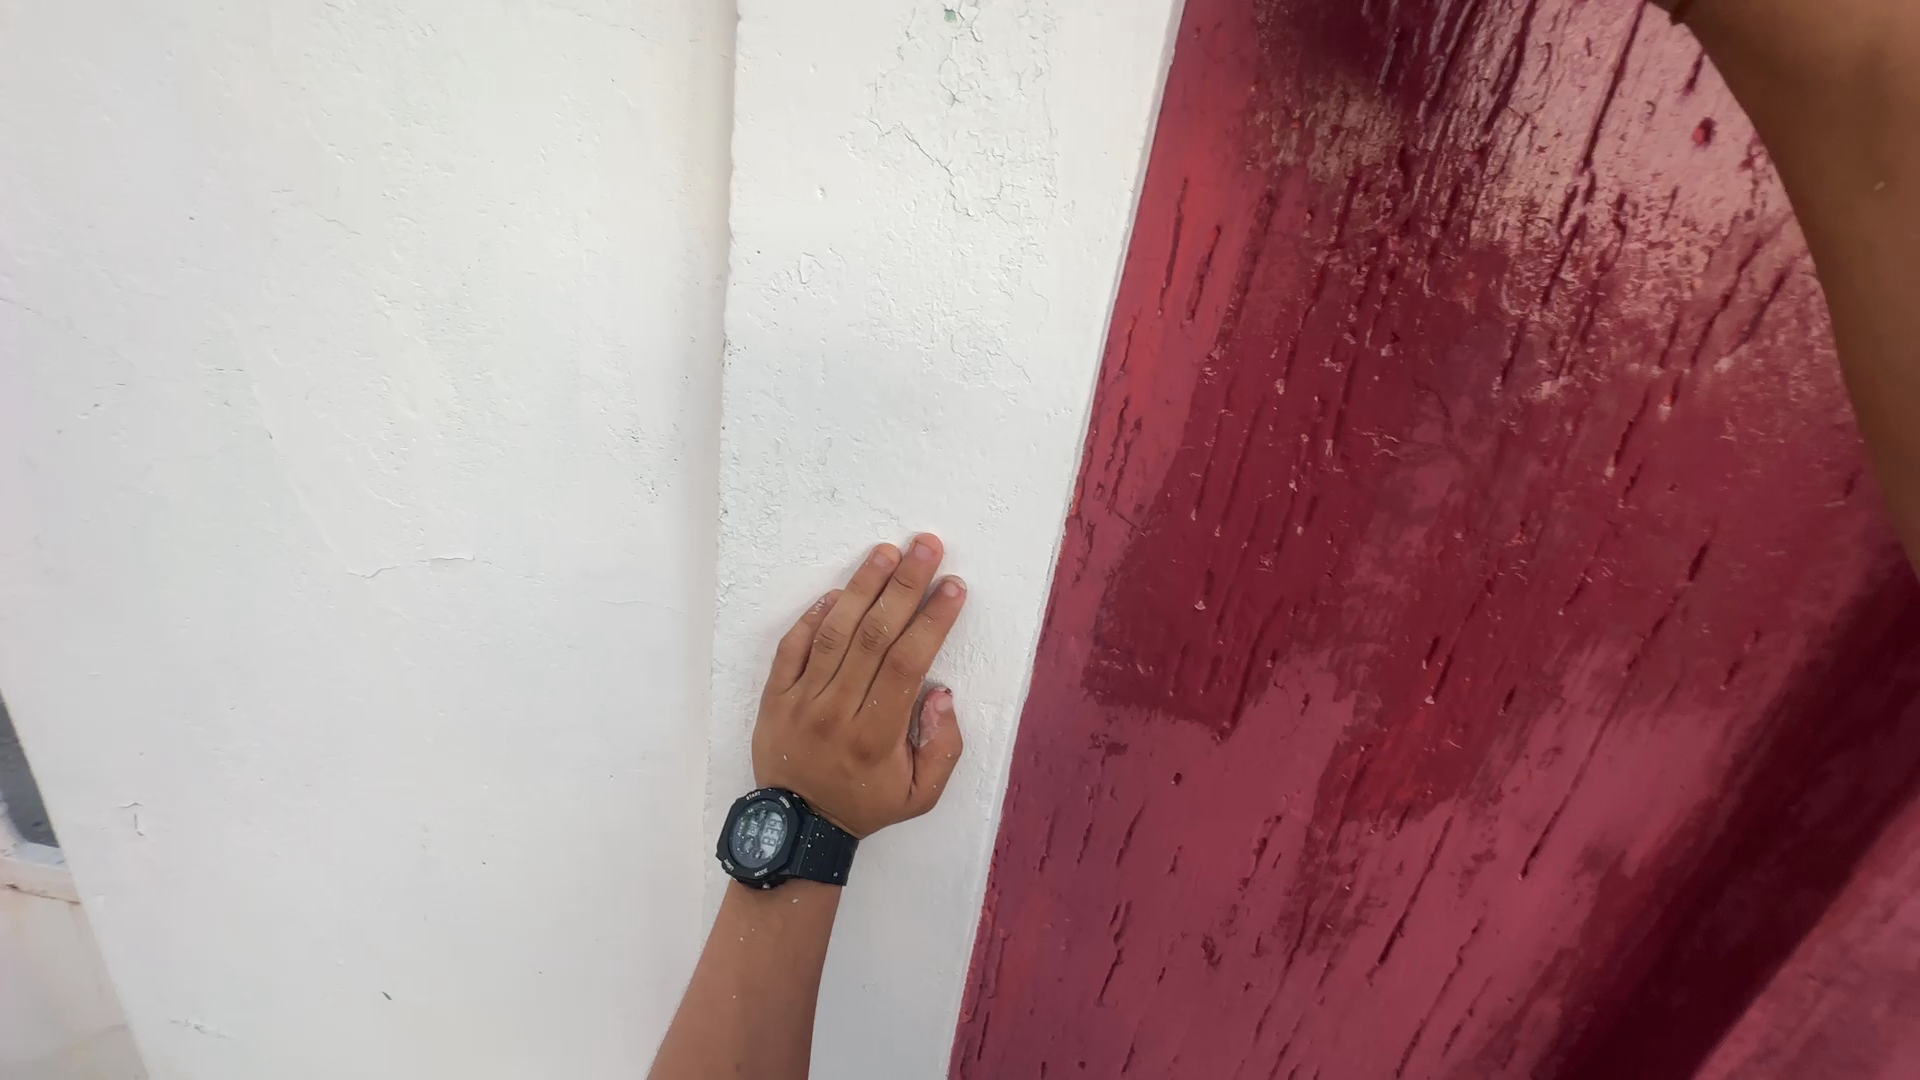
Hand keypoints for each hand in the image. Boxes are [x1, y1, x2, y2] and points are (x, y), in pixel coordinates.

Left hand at [751, 535, 966, 837]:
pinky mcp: (774, 696)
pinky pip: (792, 647)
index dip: (933, 620)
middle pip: (875, 636)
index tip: (953, 585)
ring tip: (886, 552)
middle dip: (905, 586)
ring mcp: (801, 700)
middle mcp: (838, 711)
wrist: (798, 828)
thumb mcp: (921, 795)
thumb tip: (941, 693)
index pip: (908, 663)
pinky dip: (814, 616)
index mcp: (876, 735)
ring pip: (835, 633)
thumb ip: (943, 747)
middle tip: (926, 546)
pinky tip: (839, 590)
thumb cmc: (865, 804)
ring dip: (862, 588)